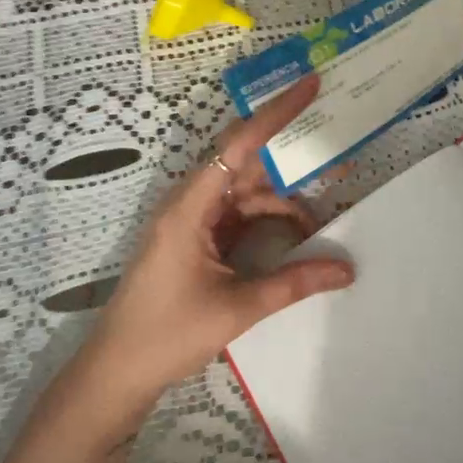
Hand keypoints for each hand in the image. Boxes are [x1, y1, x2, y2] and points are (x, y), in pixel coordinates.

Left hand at [79, 76, 354, 405]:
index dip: (276, 113)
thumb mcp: (237, 309)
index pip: (238, 145)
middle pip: (248, 164)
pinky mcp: (198, 241)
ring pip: (248, 193)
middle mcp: (191, 204)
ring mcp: (194, 222)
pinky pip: (241, 215)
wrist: (115, 377)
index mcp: (190, 208)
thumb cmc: (166, 336)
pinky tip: (300, 236)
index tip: (309, 85)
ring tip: (326, 212)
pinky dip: (271, 221)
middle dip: (293, 158)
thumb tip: (347, 269)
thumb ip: (294, 283)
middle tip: (336, 151)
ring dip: (286, 200)